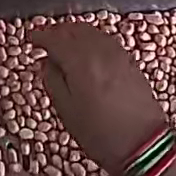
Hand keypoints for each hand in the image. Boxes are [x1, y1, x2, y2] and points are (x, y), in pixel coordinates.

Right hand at [29, 22, 166, 175]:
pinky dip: (90, 39)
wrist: (145, 146)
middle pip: (73, 29)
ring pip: (91, 32)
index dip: (39, 36)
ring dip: (73, 32)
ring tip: (63, 44)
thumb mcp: (65, 109)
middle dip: (56, 31)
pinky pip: (104, 40)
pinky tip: (86, 51)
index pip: (54, 38)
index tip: (30, 38)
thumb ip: (52, 79)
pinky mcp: (130, 62)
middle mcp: (100, 51)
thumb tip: (47, 62)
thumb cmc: (99, 133)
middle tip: (44, 40)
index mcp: (80, 61)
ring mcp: (118, 55)